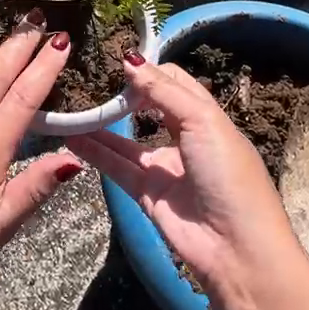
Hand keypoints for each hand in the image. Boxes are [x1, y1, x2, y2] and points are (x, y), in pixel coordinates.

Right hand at [67, 58, 308, 309]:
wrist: (237, 251)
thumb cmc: (228, 175)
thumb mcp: (202, 121)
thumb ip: (162, 90)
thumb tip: (128, 58)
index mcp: (206, 118)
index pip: (173, 82)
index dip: (149, 71)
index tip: (119, 65)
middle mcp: (185, 139)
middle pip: (147, 108)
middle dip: (123, 95)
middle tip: (94, 83)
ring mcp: (165, 168)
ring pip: (126, 139)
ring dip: (102, 124)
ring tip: (72, 108)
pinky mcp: (147, 194)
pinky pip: (116, 166)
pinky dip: (94, 151)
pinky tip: (71, 136)